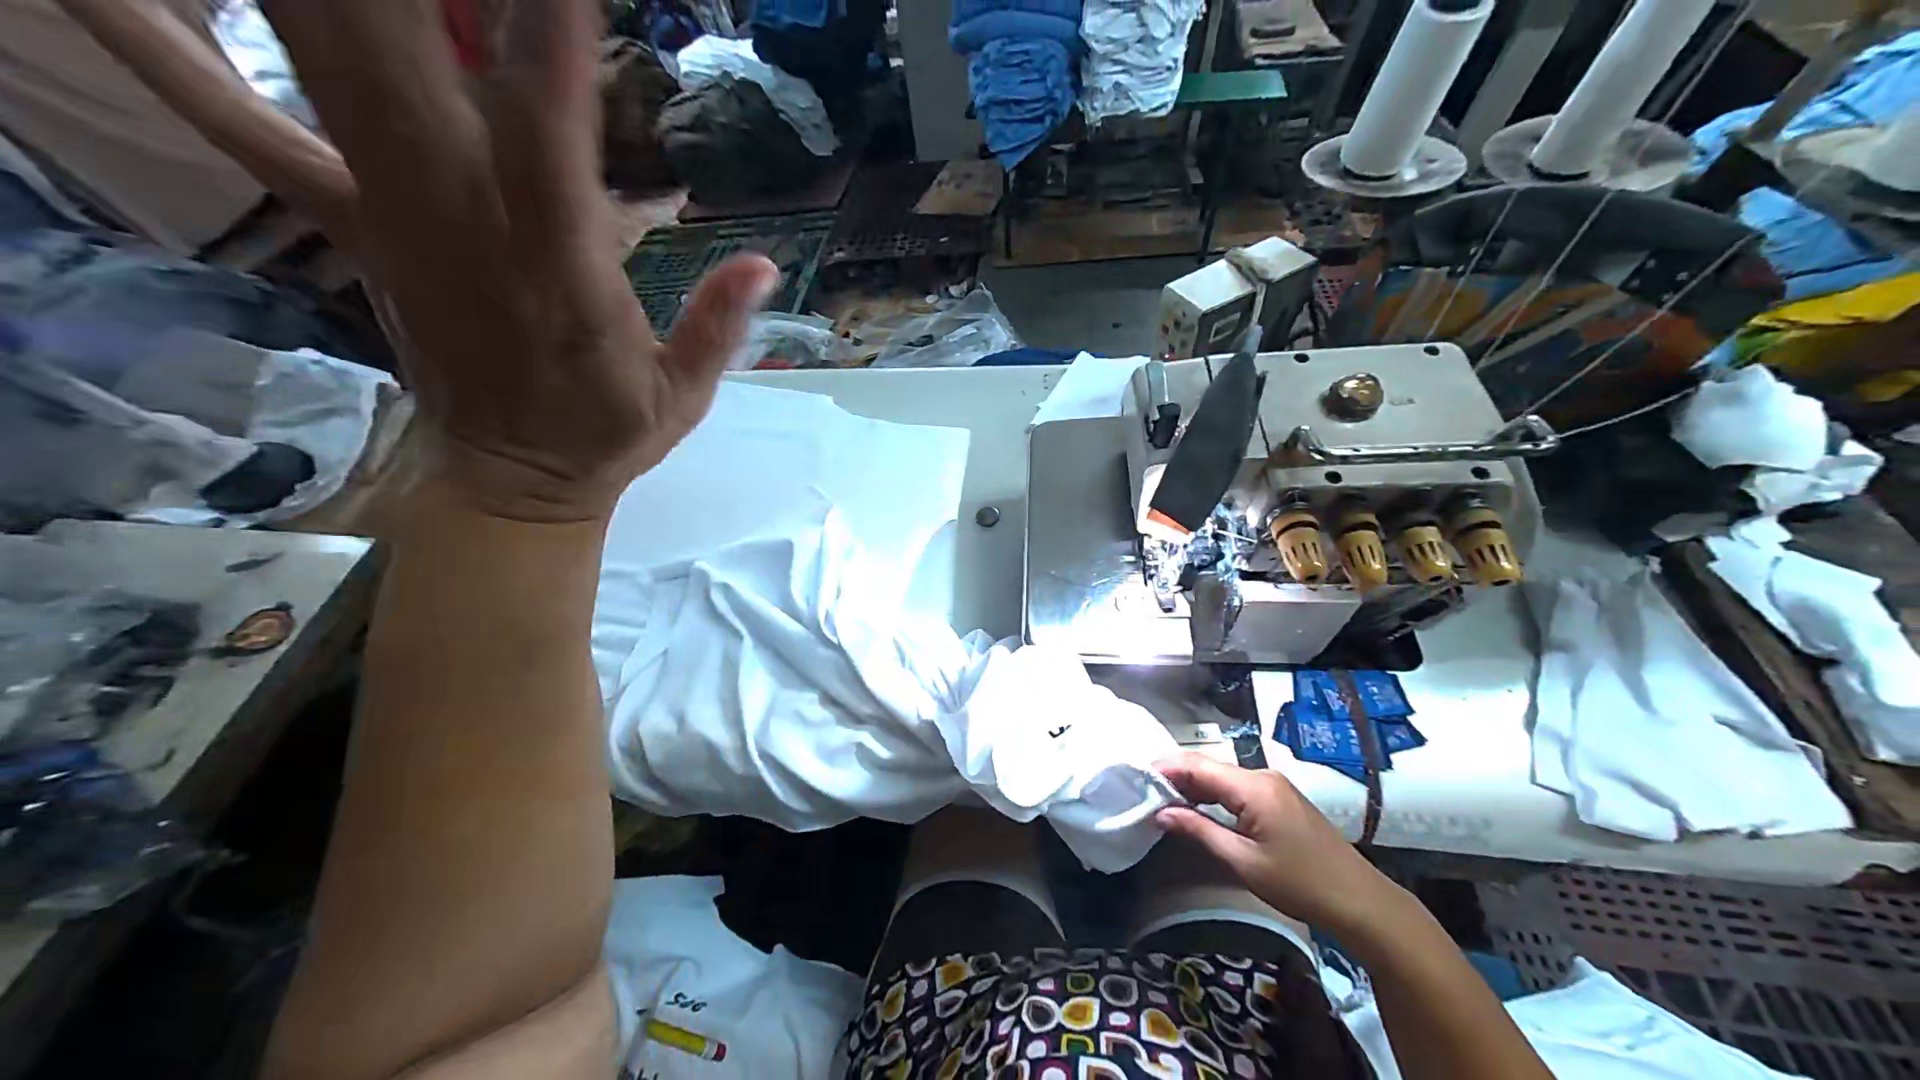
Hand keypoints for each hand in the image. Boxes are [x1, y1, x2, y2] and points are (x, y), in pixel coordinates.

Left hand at [263, 0, 775, 522]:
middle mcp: (466, 240)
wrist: (514, 481)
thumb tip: (765, 265)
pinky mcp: (361, 233)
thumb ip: (719, 329)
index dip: (546, 55)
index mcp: (558, 283)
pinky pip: (253, 138)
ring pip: (330, 85)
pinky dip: (167, 56)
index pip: (548, 152)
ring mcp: (397, 229)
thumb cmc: (607, 436)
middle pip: (407, 86)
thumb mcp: (682, 398)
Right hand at [1155, 752, 1410, 933]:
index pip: (1197, 765)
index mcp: (1253, 787)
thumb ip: (1199, 831)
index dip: (1164, 767)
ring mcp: (1274, 786)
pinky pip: (1238, 788)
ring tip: (1162, 801)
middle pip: (1209, 767)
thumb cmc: (1300, 883)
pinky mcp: (1280, 799)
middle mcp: (1262, 776)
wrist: (1360, 902)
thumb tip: (1161, 813)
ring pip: (1222, 778)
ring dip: (1193, 787)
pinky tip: (1197, 809)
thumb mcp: (1243, 862)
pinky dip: (1214, 796)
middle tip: (1143, 792)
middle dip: (1175, 777)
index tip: (1135, 776)